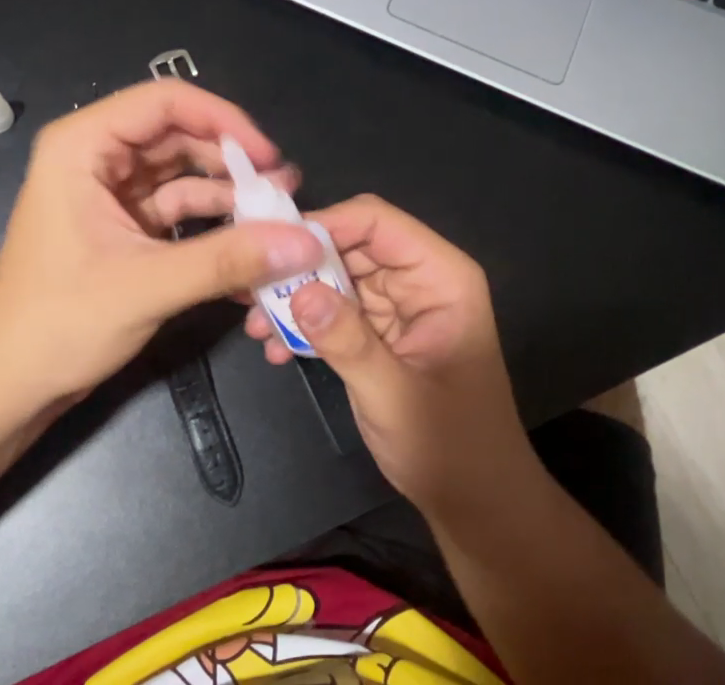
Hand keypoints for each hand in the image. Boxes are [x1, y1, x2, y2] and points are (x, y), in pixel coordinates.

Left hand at [0, 80, 323, 405]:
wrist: (9, 382)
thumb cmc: (59, 323)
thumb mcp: (147, 286)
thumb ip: (228, 259)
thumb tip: (307, 241)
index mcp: (82, 146)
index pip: (164, 102)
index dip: (223, 120)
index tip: (269, 157)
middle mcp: (95, 159)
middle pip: (177, 137)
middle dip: (233, 162)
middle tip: (285, 192)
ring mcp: (108, 195)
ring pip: (181, 176)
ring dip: (228, 196)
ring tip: (281, 221)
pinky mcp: (120, 230)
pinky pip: (176, 214)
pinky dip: (211, 229)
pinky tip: (252, 252)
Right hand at [243, 195, 533, 513]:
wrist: (475, 501)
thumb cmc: (451, 448)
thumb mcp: (395, 396)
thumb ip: (348, 341)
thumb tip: (297, 290)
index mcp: (441, 279)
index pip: (376, 222)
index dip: (323, 225)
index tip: (269, 251)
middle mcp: (419, 281)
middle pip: (347, 244)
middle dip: (298, 265)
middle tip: (248, 293)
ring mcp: (397, 307)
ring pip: (333, 276)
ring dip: (293, 297)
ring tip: (258, 328)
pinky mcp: (378, 332)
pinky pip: (333, 309)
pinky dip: (304, 323)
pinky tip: (277, 349)